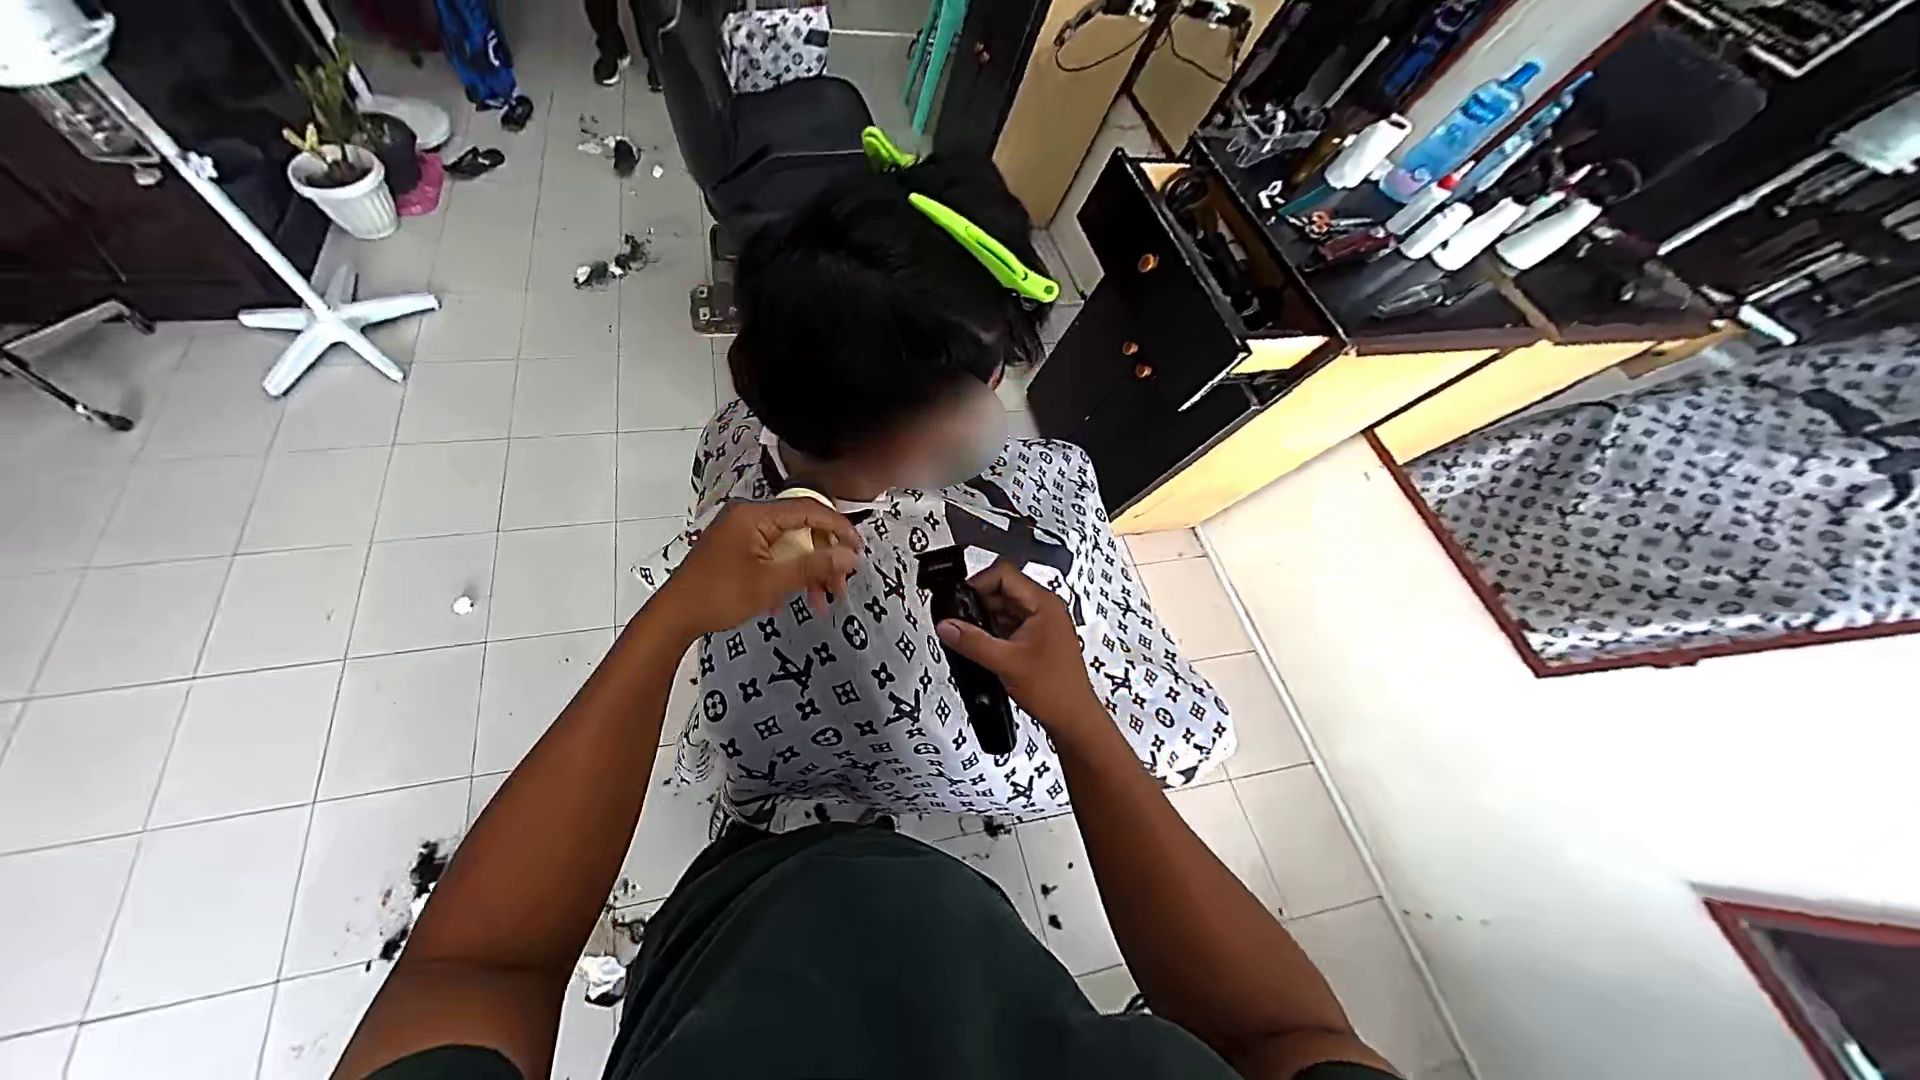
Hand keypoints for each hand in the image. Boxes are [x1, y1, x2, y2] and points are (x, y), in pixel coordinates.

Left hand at [649, 500, 861, 639]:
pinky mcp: (737, 549)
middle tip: (840, 585)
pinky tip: (793, 599)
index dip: (838, 528)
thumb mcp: (772, 582)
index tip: (858, 551)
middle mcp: (748, 516)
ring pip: (789, 546)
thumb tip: (850, 556)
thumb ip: (813, 566)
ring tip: (822, 601)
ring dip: (808, 572)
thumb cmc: (720, 596)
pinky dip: (788, 574)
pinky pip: (773, 555)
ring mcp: (741, 532)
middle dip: (824, 559)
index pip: (808, 510)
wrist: (674, 618)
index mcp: (754, 515)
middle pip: (800, 529)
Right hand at [934, 561, 1108, 743]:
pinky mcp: (1037, 637)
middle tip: (960, 620)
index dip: (977, 583)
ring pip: (1004, 608)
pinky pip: (1009, 624)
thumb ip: (971, 642)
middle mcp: (1045, 608)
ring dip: (985, 619)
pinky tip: (986, 647)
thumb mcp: (1005, 662)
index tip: (959, 597)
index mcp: (1043, 603)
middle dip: (978, 604)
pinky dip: (994, 632)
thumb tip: (947, 626)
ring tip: (972, 637)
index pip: (1003, 574)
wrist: (1072, 717)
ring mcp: (1042, 623)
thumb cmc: (1056, 690)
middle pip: (1001, 589)